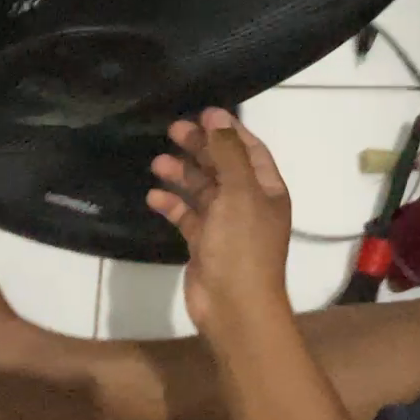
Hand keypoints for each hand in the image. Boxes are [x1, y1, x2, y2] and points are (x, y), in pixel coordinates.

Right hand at [147, 108, 291, 333]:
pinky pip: (187, 216)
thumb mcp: (239, 192)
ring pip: (202, 191)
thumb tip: (217, 117)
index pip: (249, 149)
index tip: (201, 113)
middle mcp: (248, 204)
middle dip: (200, 148)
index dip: (227, 130)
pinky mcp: (204, 244)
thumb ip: (227, 153)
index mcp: (266, 189)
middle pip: (222, 167)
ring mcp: (225, 225)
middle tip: (172, 130)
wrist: (234, 306)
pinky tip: (153, 197)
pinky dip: (171, 205)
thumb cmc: (242, 246)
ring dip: (181, 175)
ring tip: (157, 163)